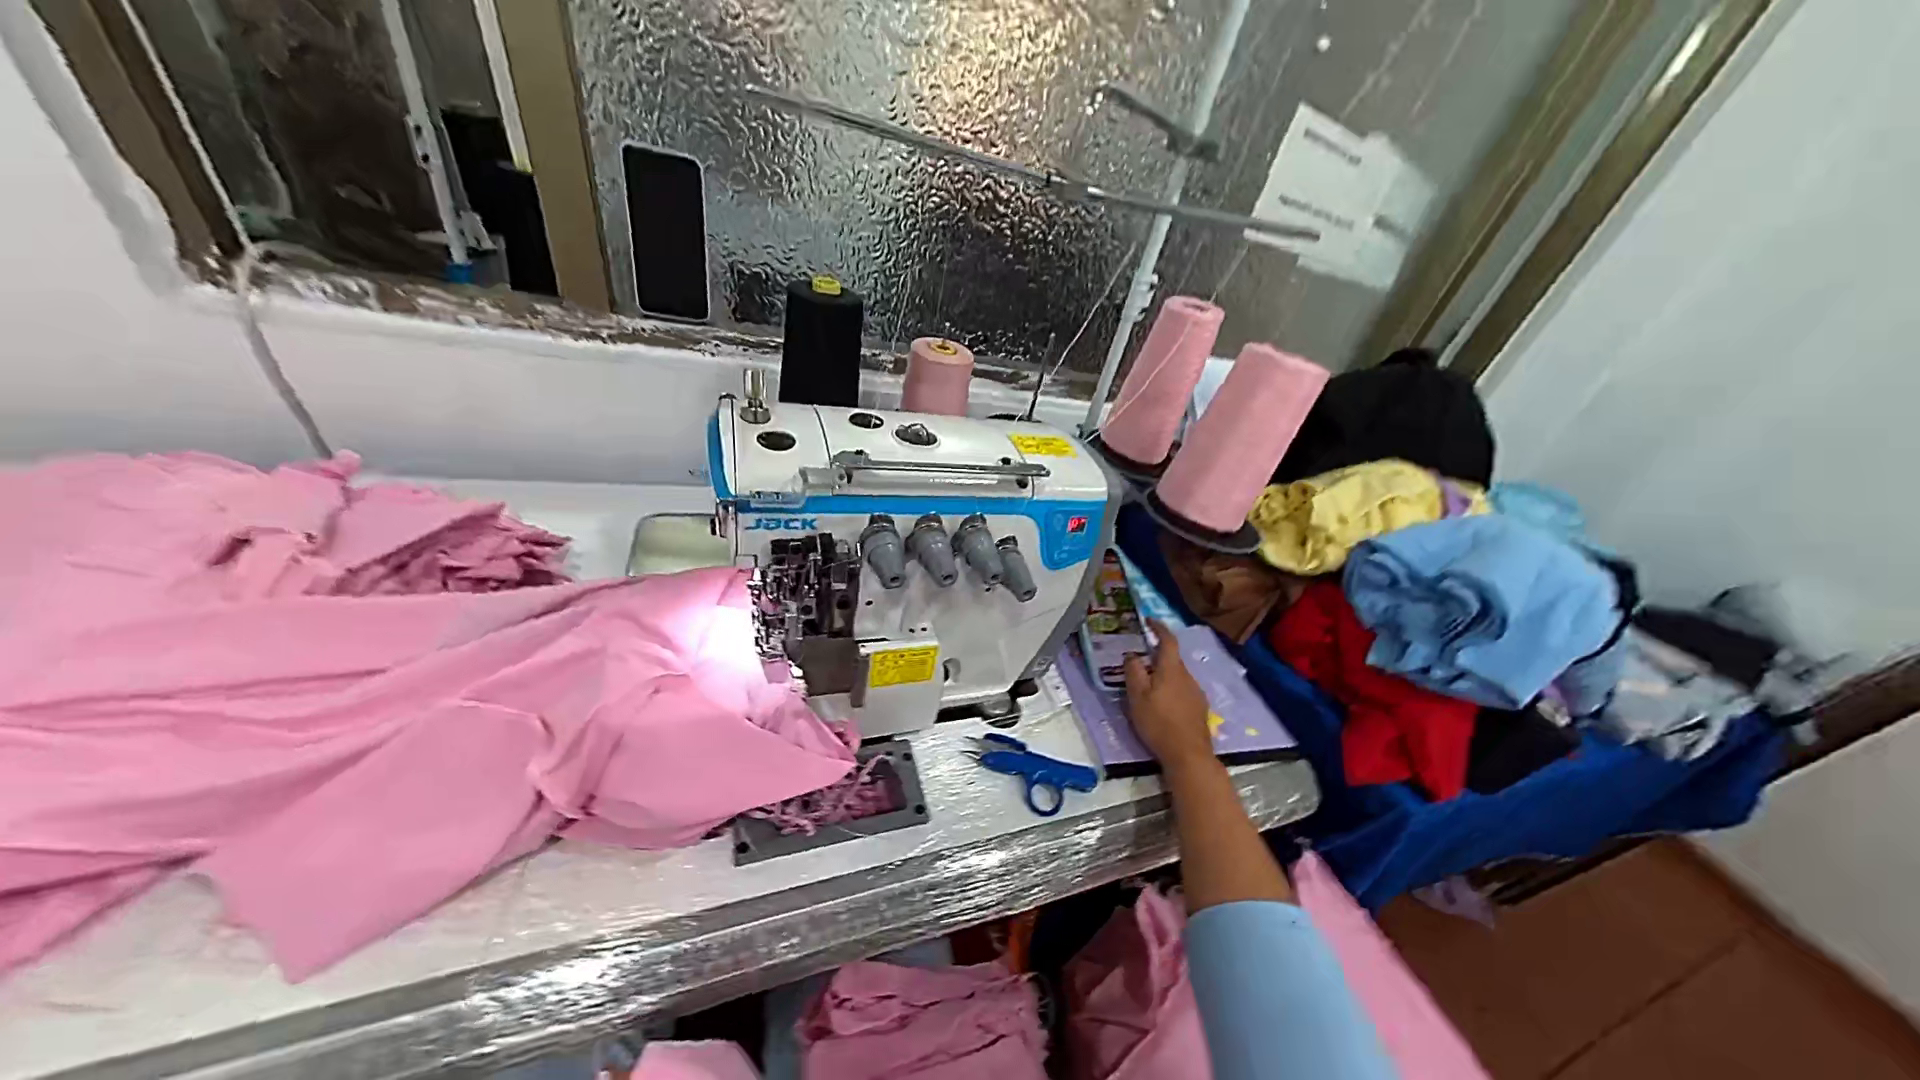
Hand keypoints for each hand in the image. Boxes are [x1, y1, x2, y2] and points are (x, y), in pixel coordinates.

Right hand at [1122, 620, 1214, 770]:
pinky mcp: (1200, 709)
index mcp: (1171, 669)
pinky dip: (1172, 689)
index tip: (1148, 621)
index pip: (1168, 640)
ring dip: (1164, 675)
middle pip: (1173, 659)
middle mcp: (1188, 676)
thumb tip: (1132, 654)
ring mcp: (1197, 693)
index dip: (1159, 628)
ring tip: (1148, 686)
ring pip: (1178, 676)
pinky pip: (1183, 690)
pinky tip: (1163, 705)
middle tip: (1140, 661)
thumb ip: (1133, 671)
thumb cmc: (1158, 722)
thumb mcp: (1136, 696)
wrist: (1188, 755)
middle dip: (1157, 656)